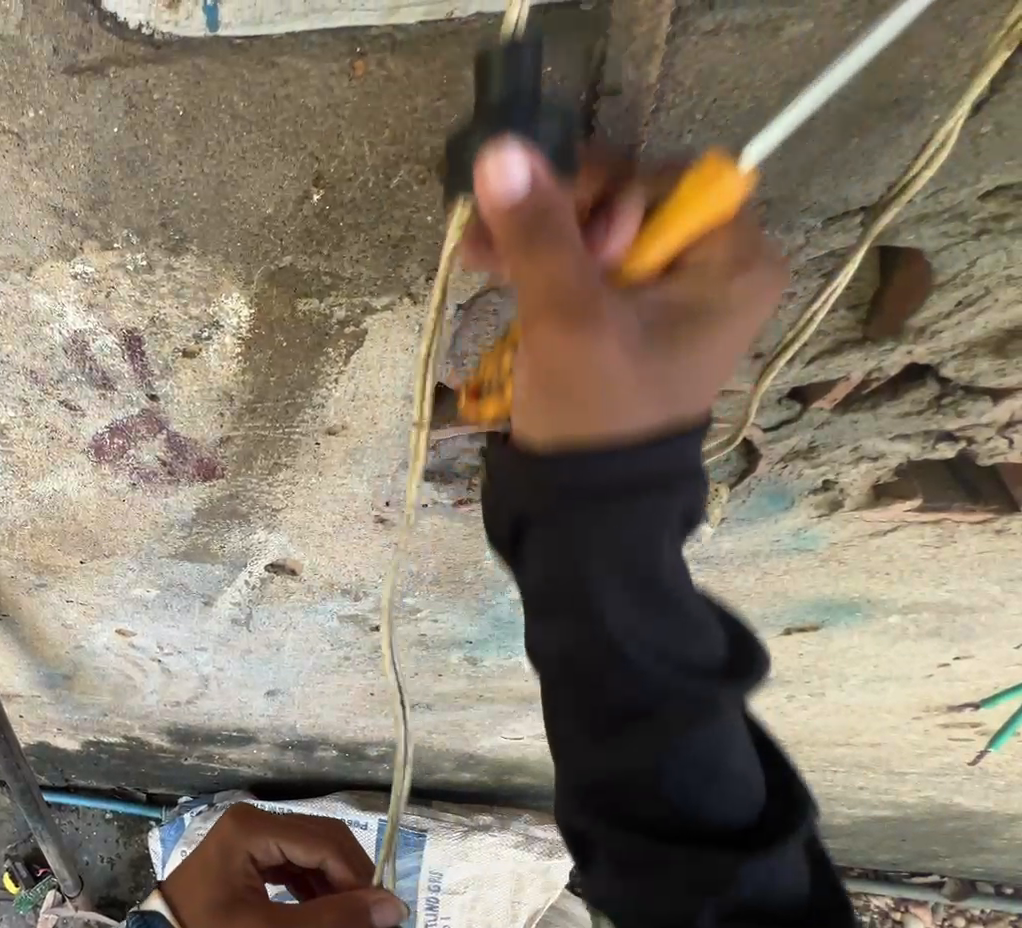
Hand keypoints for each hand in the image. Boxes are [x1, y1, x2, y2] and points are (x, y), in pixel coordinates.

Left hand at [158, 805, 406, 927]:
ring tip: (354, 926)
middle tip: (372, 924)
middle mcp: (255, 819)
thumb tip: (394, 908)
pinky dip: (317, 886)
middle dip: (352, 879)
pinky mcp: (252, 851)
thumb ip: (334, 921)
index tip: (382, 921)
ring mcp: (252, 833)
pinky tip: (327, 915)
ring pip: (313, 849)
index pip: (325, 843)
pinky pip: (297, 860)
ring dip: (337, 884)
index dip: (358, 880)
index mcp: (253, 828)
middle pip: (323, 839)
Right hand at [465, 137, 787, 452]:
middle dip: (553, 217)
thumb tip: (499, 151)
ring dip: (533, 239)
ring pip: (596, 236)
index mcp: (730, 260)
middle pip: (627, 205)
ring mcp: (665, 297)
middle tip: (489, 236)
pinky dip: (540, 268)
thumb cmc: (594, 408)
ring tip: (476, 254)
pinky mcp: (625, 319)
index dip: (598, 190)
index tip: (541, 222)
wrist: (584, 497)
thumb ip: (538, 235)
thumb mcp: (566, 318)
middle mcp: (709, 268)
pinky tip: (494, 271)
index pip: (666, 179)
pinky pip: (584, 270)